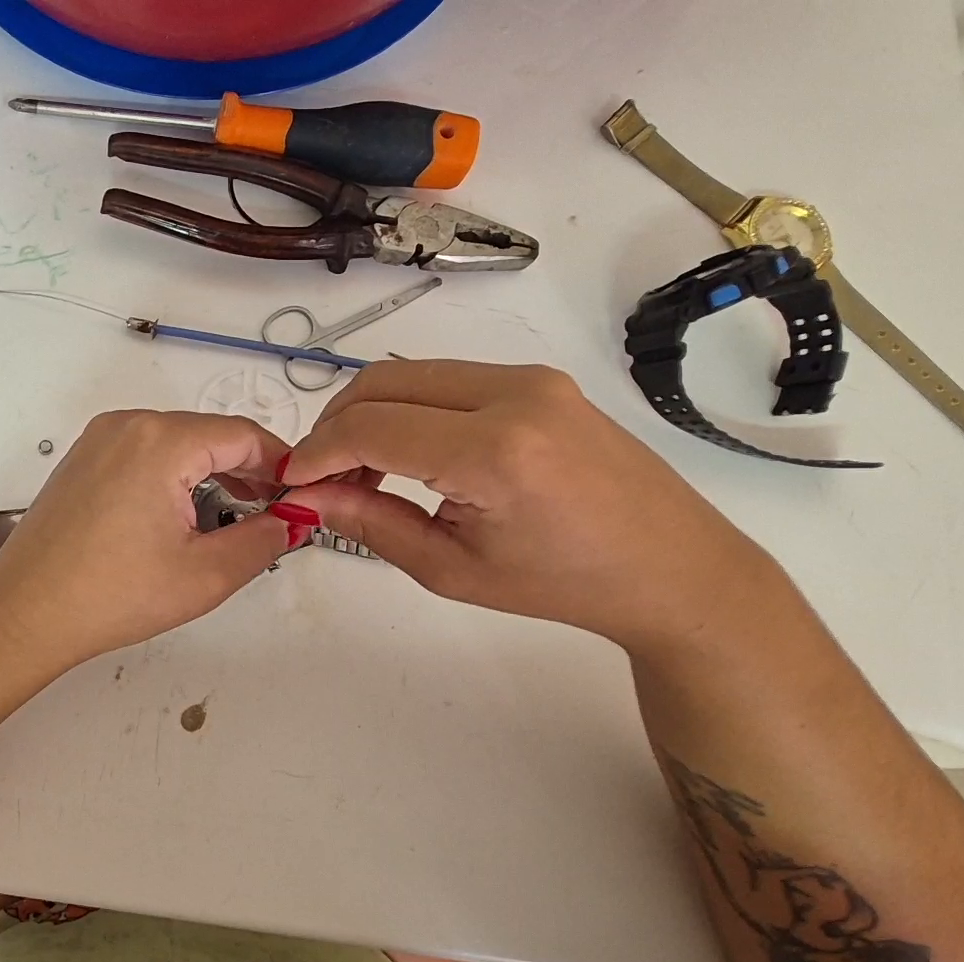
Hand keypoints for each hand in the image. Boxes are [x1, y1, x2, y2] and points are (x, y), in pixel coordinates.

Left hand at [0, 410, 292, 669]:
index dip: (280, 465)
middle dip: (245, 471)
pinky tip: (178, 517)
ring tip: (227, 520)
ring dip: (207, 474)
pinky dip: (170, 476)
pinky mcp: (80, 461)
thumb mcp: (205, 574)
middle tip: (269, 514)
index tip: (299, 495)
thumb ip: (264, 539)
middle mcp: (125, 425)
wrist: (26, 615)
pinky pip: (141, 454)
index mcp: (159, 440)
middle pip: (207, 434)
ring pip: (174, 443)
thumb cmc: (109, 596)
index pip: (242, 435)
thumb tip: (291, 520)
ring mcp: (96, 440)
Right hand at [277, 359, 784, 649]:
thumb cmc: (562, 584)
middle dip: (333, 427)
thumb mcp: (451, 569)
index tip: (290, 484)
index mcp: (495, 451)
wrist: (673, 568)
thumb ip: (369, 524)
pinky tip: (402, 453)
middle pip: (381, 383)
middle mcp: (514, 394)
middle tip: (318, 478)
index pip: (370, 427)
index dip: (316, 452)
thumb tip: (307, 497)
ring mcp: (530, 379)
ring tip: (356, 470)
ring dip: (365, 414)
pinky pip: (443, 379)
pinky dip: (403, 408)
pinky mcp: (538, 380)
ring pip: (408, 374)